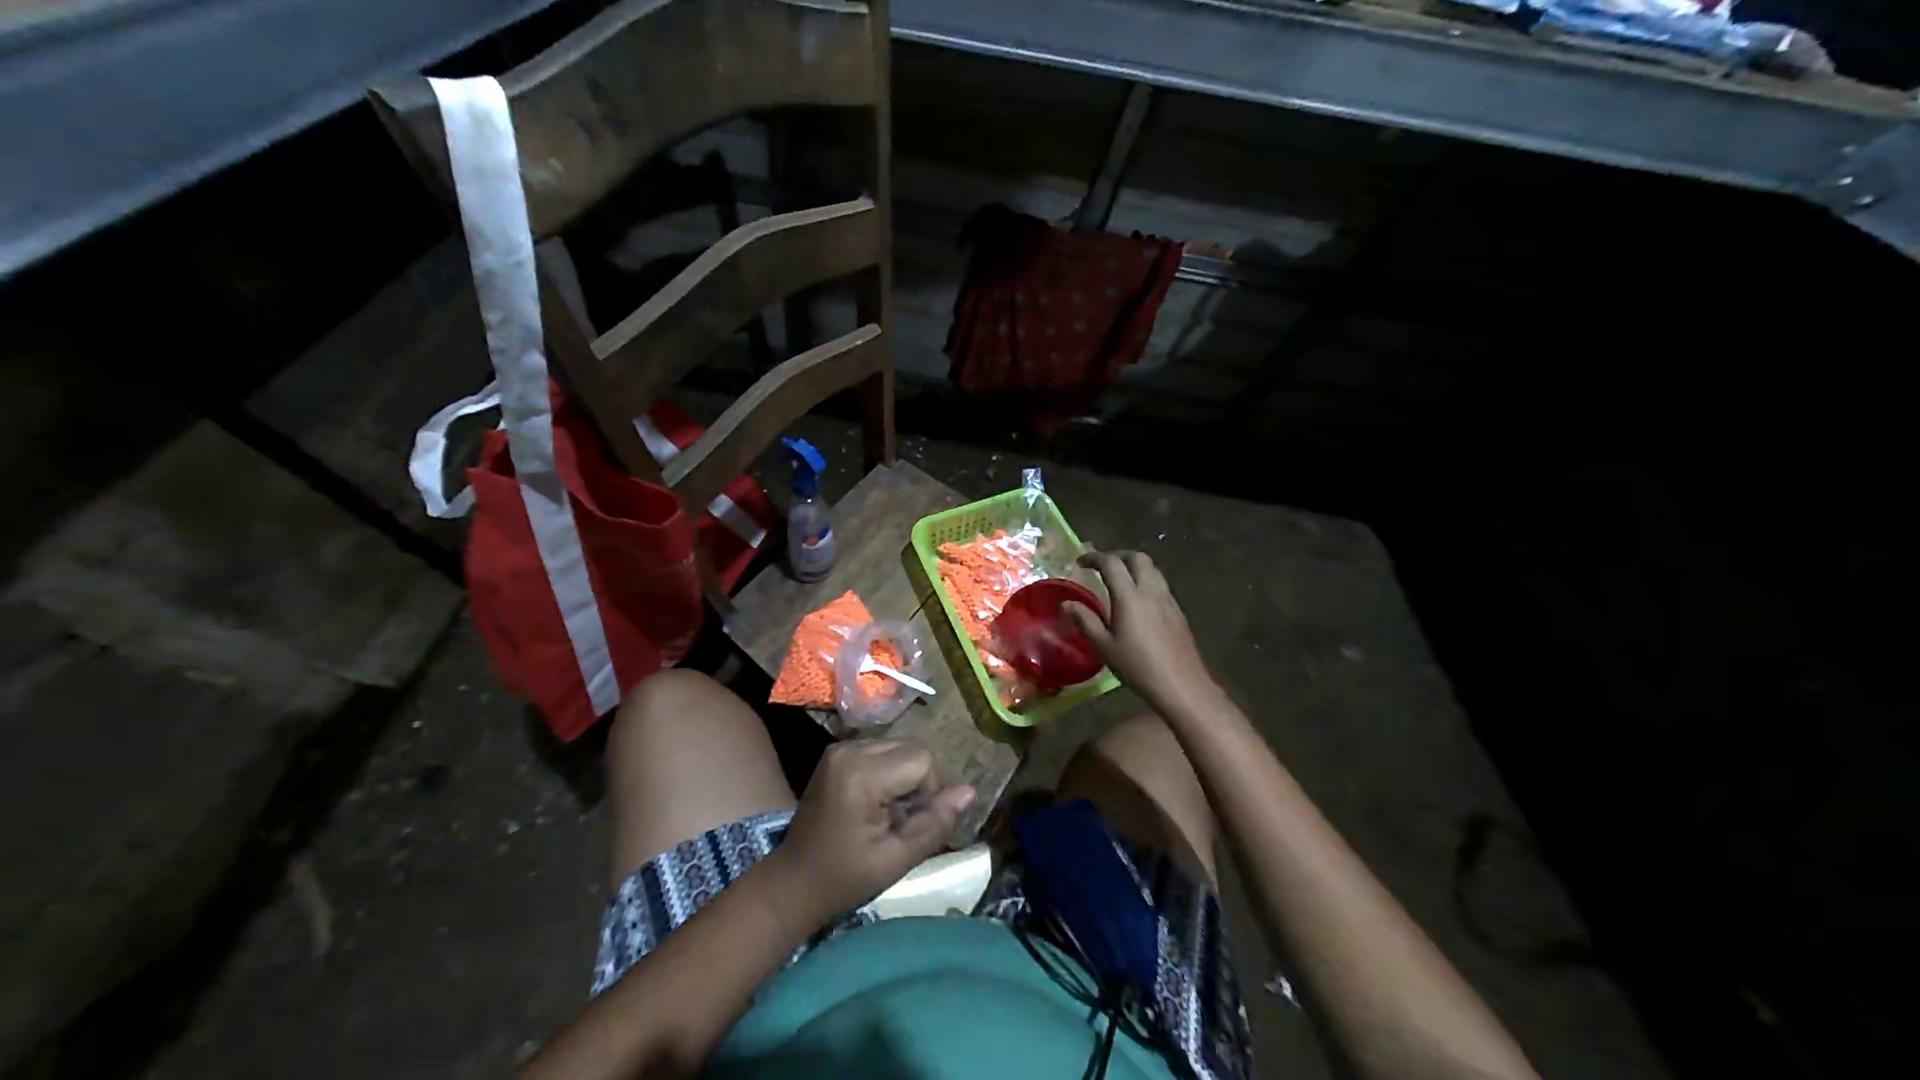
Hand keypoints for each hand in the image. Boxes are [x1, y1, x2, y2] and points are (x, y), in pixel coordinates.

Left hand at [772, 740, 974, 920]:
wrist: (793, 882)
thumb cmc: (845, 878)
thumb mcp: (897, 859)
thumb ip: (935, 822)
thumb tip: (970, 791)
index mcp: (861, 774)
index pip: (922, 760)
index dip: (927, 792)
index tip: (907, 824)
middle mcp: (849, 750)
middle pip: (912, 749)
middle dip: (916, 782)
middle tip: (897, 821)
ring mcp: (840, 748)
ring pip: (899, 748)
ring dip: (903, 777)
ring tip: (884, 814)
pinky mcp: (836, 753)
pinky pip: (880, 751)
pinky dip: (887, 773)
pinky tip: (873, 803)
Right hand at [1065, 550, 1219, 713]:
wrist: (1181, 685)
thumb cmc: (1138, 667)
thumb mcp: (1104, 647)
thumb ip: (1085, 620)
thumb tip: (1067, 603)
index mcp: (1130, 596)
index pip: (1111, 563)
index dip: (1094, 558)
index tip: (1080, 562)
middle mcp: (1151, 591)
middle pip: (1137, 558)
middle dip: (1117, 555)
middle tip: (1101, 566)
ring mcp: (1168, 600)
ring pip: (1152, 569)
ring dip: (1134, 566)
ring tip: (1119, 579)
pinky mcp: (1178, 611)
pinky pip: (1160, 584)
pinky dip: (1146, 580)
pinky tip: (1138, 600)